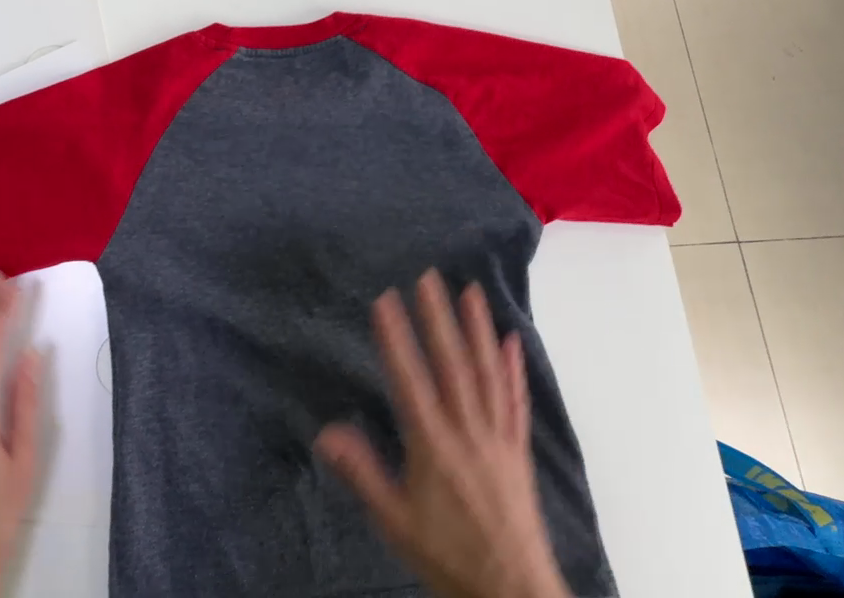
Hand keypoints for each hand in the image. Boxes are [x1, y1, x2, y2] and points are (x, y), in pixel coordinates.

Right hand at [315, 269, 570, 597]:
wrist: (514, 593)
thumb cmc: (447, 555)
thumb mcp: (394, 521)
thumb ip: (362, 474)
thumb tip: (326, 432)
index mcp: (433, 445)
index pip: (410, 379)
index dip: (396, 337)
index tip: (386, 299)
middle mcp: (468, 431)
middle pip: (453, 365)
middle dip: (438, 318)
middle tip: (429, 276)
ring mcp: (498, 438)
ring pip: (488, 374)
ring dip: (478, 330)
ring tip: (471, 292)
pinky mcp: (518, 450)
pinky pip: (516, 402)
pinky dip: (513, 369)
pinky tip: (511, 341)